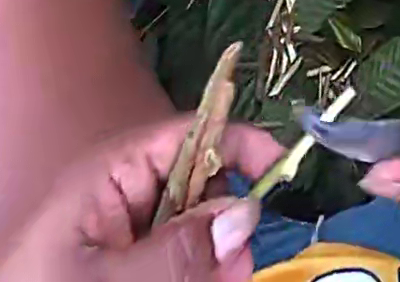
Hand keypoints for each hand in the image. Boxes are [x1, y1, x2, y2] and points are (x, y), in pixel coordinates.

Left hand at [0, 115, 284, 281]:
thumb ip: (178, 252)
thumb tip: (249, 213)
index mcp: (118, 168)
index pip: (194, 133)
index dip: (240, 142)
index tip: (282, 169)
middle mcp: (129, 187)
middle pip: (203, 184)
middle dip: (226, 223)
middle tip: (237, 271)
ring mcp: (129, 227)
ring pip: (196, 227)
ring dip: (213, 260)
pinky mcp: (128, 261)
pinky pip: (178, 258)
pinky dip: (196, 274)